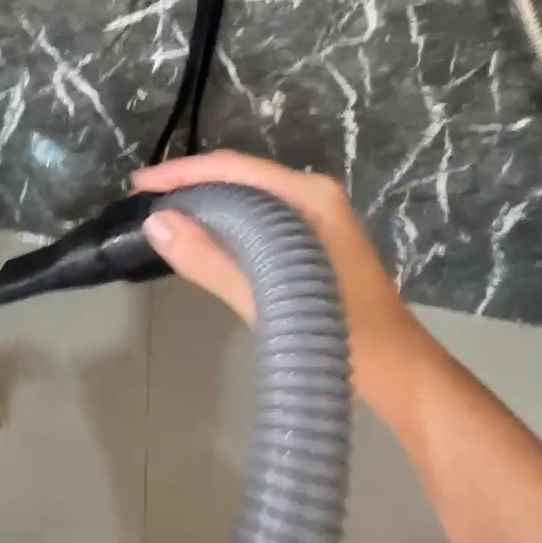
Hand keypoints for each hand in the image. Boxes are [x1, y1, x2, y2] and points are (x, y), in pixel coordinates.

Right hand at [133, 151, 414, 348]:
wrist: (402, 374)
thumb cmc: (341, 335)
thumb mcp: (269, 298)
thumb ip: (210, 260)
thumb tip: (155, 223)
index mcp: (308, 196)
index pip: (233, 168)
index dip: (181, 173)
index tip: (139, 185)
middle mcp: (311, 194)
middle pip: (238, 176)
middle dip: (190, 186)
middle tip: (145, 202)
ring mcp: (314, 215)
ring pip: (246, 197)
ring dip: (205, 204)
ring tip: (163, 217)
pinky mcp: (311, 238)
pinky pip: (256, 216)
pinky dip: (224, 222)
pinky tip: (201, 238)